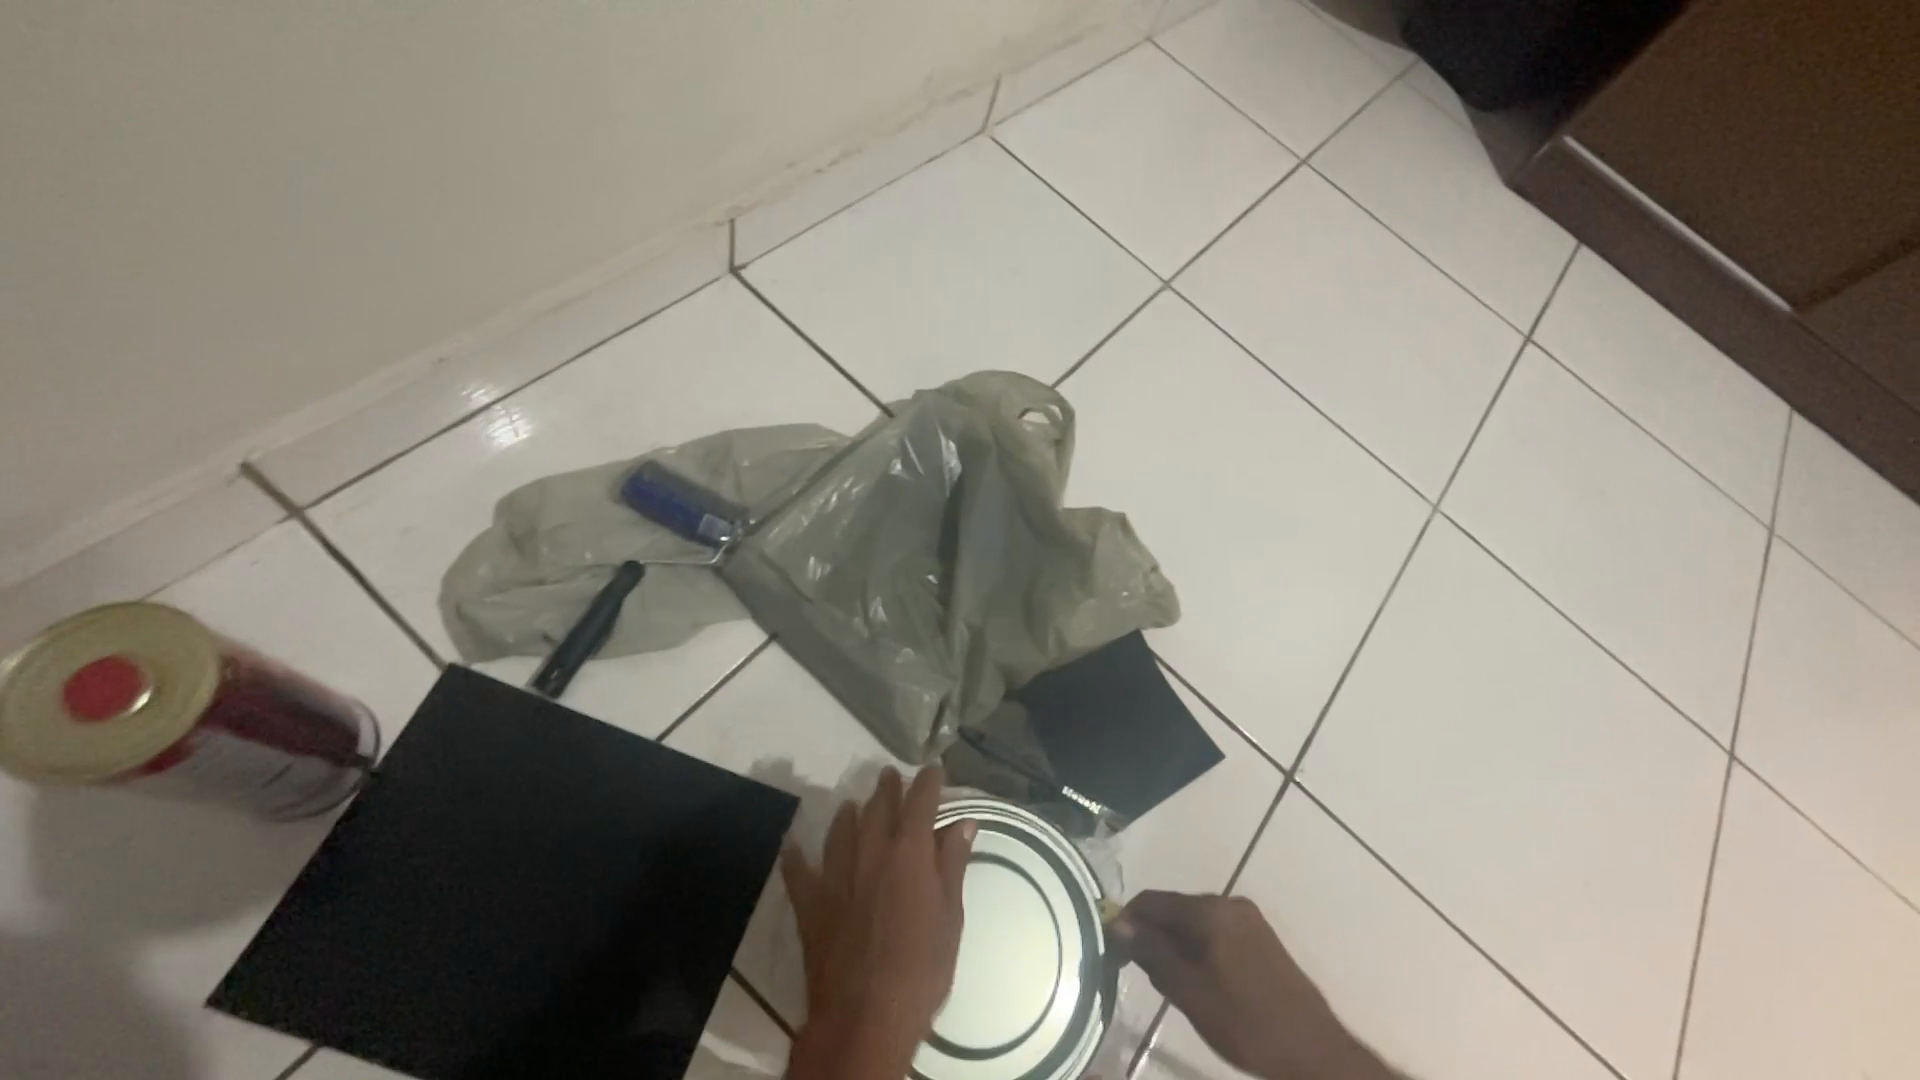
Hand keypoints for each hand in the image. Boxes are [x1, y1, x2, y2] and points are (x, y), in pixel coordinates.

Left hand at [781, 767, 976, 1079]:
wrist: (865, 1014)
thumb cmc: (921, 968)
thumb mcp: (950, 917)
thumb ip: (952, 865)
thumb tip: (962, 823)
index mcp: (909, 853)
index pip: (920, 802)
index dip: (928, 782)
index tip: (933, 769)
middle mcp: (870, 853)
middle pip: (878, 809)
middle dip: (887, 789)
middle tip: (890, 776)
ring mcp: (836, 876)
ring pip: (840, 832)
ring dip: (848, 815)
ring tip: (852, 805)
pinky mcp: (811, 904)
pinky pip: (798, 872)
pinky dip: (795, 858)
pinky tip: (791, 847)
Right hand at [1116, 892, 1395, 1079]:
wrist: (1314, 1053)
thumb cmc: (1246, 1022)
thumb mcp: (1188, 991)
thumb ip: (1151, 952)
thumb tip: (1117, 924)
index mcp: (1210, 910)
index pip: (1152, 901)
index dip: (1127, 922)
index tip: (1114, 953)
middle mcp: (1229, 904)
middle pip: (1173, 909)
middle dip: (1153, 936)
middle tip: (1144, 976)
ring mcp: (1249, 920)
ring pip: (1194, 923)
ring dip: (1175, 946)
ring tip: (1172, 985)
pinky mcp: (1261, 938)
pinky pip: (1215, 933)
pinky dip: (1198, 950)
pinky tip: (1199, 983)